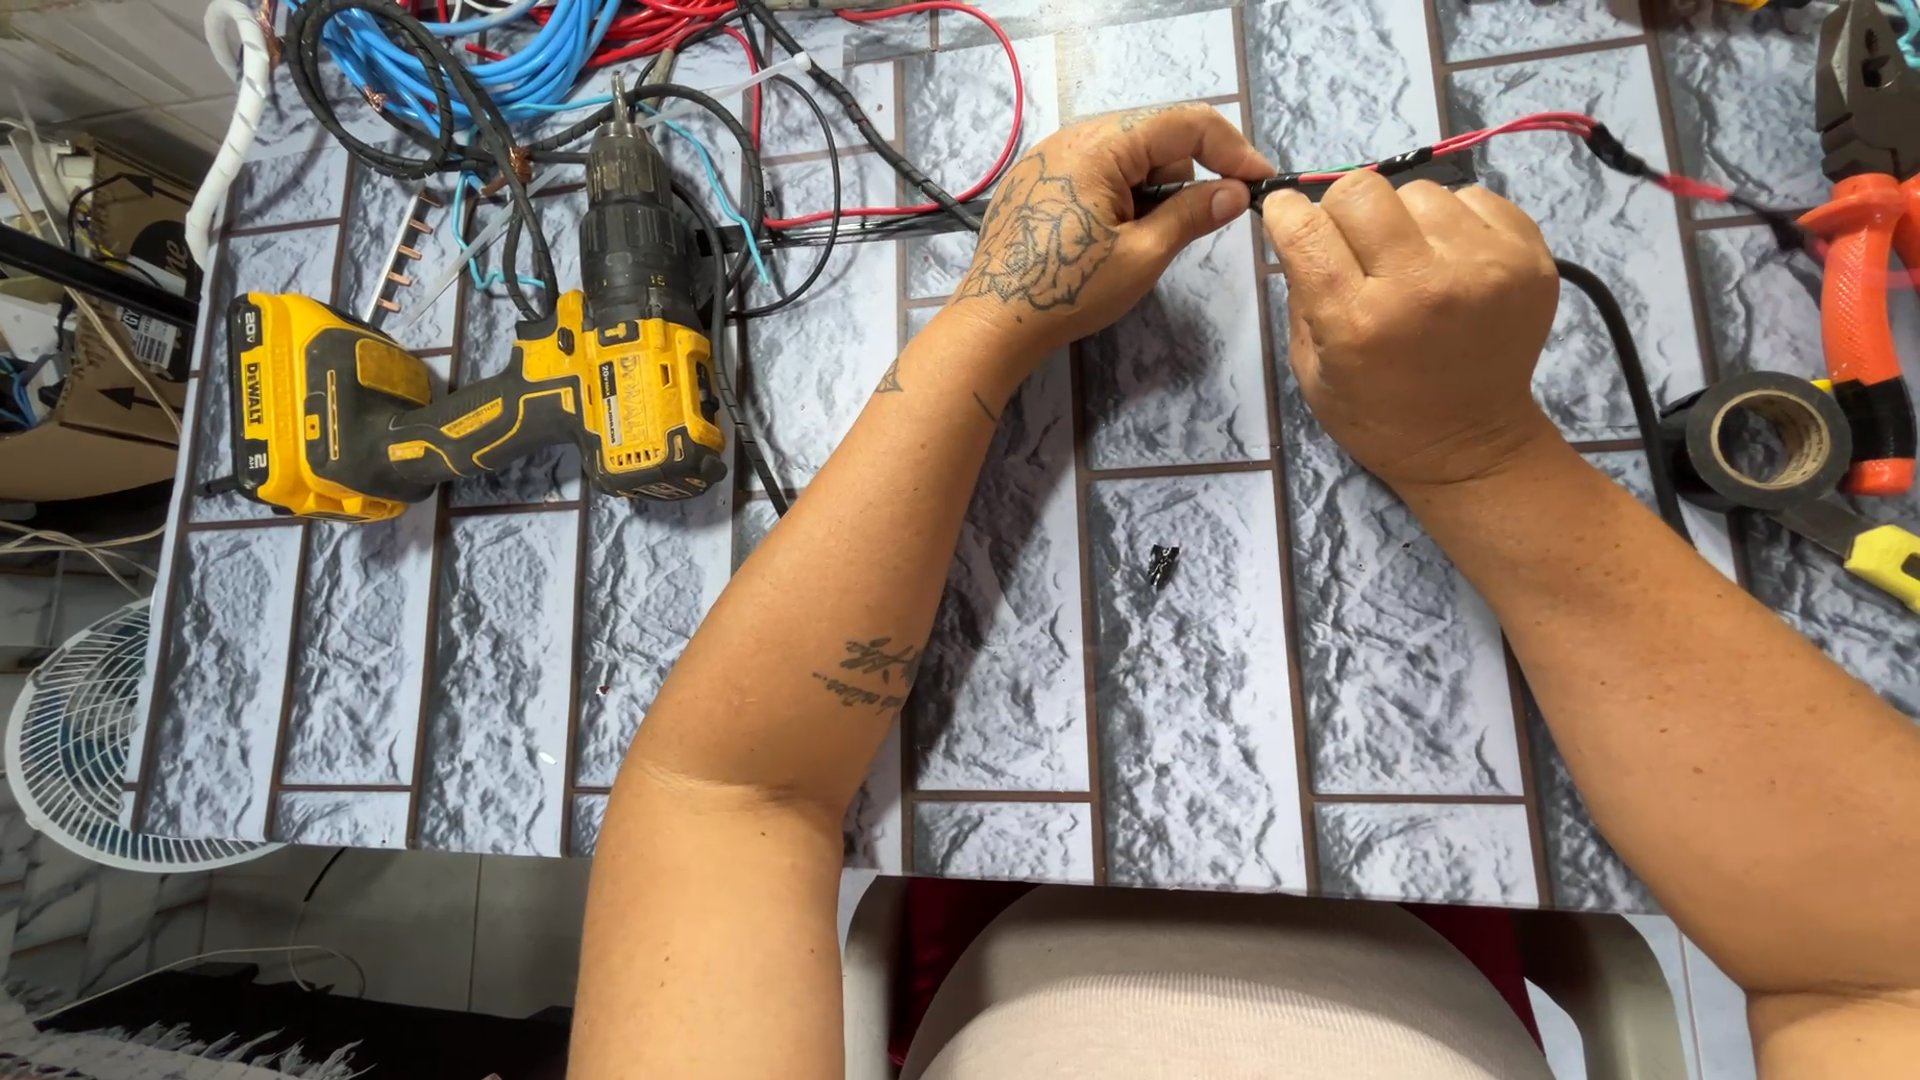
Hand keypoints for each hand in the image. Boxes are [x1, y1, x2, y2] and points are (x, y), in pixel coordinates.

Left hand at [941, 104, 1272, 386]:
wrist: (994, 324)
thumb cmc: (1067, 291)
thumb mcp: (1141, 256)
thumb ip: (1191, 215)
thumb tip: (1235, 192)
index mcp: (1101, 144)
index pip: (1186, 122)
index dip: (1231, 150)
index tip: (1258, 181)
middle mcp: (1071, 138)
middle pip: (1154, 139)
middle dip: (1182, 178)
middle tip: (1190, 227)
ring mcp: (1048, 161)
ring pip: (1123, 161)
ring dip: (1146, 194)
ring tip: (1134, 246)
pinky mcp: (1034, 186)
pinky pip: (1092, 177)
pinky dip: (1116, 201)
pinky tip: (1105, 244)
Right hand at [1262, 171, 1561, 490]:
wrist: (1466, 442)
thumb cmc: (1373, 415)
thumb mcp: (1311, 369)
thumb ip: (1303, 297)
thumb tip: (1300, 233)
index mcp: (1356, 321)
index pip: (1306, 231)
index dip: (1284, 213)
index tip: (1282, 213)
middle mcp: (1421, 284)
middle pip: (1362, 191)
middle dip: (1339, 210)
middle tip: (1345, 242)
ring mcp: (1483, 264)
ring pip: (1418, 191)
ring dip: (1398, 218)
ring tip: (1403, 260)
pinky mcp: (1527, 255)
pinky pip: (1472, 198)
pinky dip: (1447, 221)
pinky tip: (1443, 261)